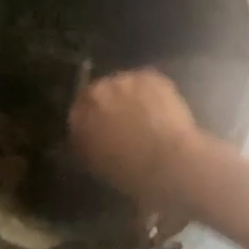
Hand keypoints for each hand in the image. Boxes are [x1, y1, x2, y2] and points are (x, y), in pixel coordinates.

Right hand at [68, 68, 207, 205]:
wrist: (169, 163)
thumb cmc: (131, 173)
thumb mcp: (96, 165)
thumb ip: (85, 145)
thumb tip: (87, 138)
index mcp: (79, 115)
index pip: (78, 111)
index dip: (91, 119)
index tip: (100, 128)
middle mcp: (97, 91)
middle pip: (99, 92)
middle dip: (109, 104)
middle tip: (124, 121)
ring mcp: (125, 79)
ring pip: (124, 85)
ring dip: (130, 96)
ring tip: (145, 115)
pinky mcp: (150, 76)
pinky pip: (146, 82)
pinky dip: (151, 93)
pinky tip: (160, 110)